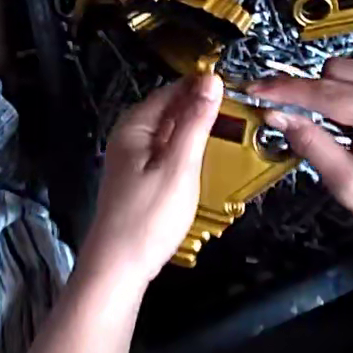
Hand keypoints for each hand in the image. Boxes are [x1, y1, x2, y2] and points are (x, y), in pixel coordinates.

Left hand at [76, 73, 222, 290]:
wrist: (117, 271)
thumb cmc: (147, 217)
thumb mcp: (180, 165)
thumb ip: (196, 121)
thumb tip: (211, 81)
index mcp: (135, 125)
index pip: (172, 90)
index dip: (200, 85)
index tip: (231, 85)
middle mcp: (129, 136)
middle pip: (169, 109)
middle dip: (199, 105)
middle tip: (234, 107)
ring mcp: (132, 158)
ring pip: (169, 130)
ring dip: (194, 126)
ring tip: (225, 128)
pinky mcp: (138, 178)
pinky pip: (166, 149)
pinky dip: (185, 146)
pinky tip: (202, 156)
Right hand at [251, 57, 352, 262]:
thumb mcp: (349, 186)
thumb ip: (312, 144)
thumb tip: (278, 114)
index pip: (325, 93)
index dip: (285, 92)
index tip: (255, 91)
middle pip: (332, 72)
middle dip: (309, 95)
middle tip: (296, 123)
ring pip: (343, 70)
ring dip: (326, 93)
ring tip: (333, 132)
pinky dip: (343, 94)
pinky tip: (349, 124)